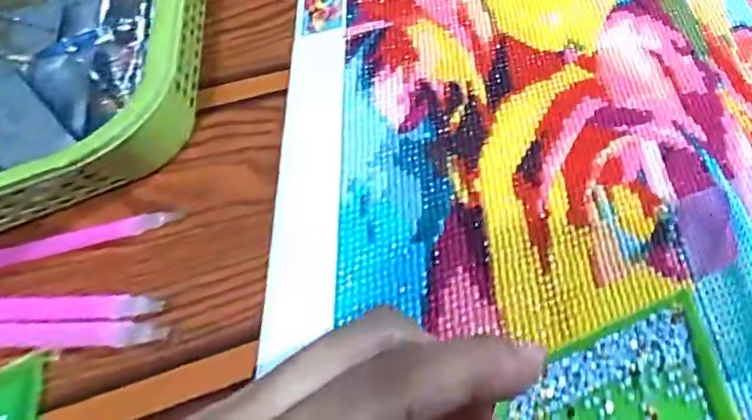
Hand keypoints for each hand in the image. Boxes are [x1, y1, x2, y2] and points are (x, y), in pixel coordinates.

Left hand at [195, 308, 544, 419]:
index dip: (471, 365)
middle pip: (372, 339)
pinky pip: (316, 376)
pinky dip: (369, 392)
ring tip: (441, 419)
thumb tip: (481, 416)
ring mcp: (219, 417)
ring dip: (411, 375)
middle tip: (488, 408)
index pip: (388, 383)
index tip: (532, 364)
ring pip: (345, 348)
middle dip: (446, 362)